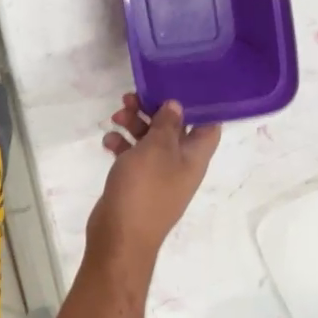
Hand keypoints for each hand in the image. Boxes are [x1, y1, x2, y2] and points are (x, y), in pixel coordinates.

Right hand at [86, 95, 220, 254]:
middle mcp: (179, 164)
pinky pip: (132, 153)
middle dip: (153, 109)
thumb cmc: (144, 189)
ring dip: (133, 123)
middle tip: (132, 96)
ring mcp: (158, 174)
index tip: (180, 82)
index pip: (208, 127)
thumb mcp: (157, 150)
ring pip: (149, 138)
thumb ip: (167, 124)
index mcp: (194, 158)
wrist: (121, 235)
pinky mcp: (137, 181)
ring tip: (115, 117)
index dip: (199, 105)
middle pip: (173, 128)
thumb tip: (177, 105)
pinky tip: (108, 141)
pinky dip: (121, 143)